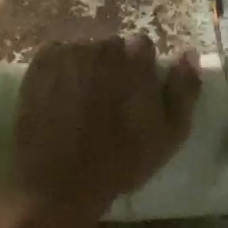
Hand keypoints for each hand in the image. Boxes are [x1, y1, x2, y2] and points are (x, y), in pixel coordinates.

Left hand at [8, 36, 201, 216]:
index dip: (141, 69)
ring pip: (83, 51)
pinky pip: (56, 55)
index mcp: (136, 60)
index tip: (136, 94)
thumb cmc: (121, 162)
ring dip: (86, 68)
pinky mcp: (40, 64)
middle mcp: (102, 47)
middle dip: (113, 67)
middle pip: (112, 47)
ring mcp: (68, 54)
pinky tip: (59, 96)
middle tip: (108, 101)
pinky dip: (60, 70)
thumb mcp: (169, 135)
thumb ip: (184, 90)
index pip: (143, 47)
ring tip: (81, 101)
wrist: (59, 181)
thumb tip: (187, 54)